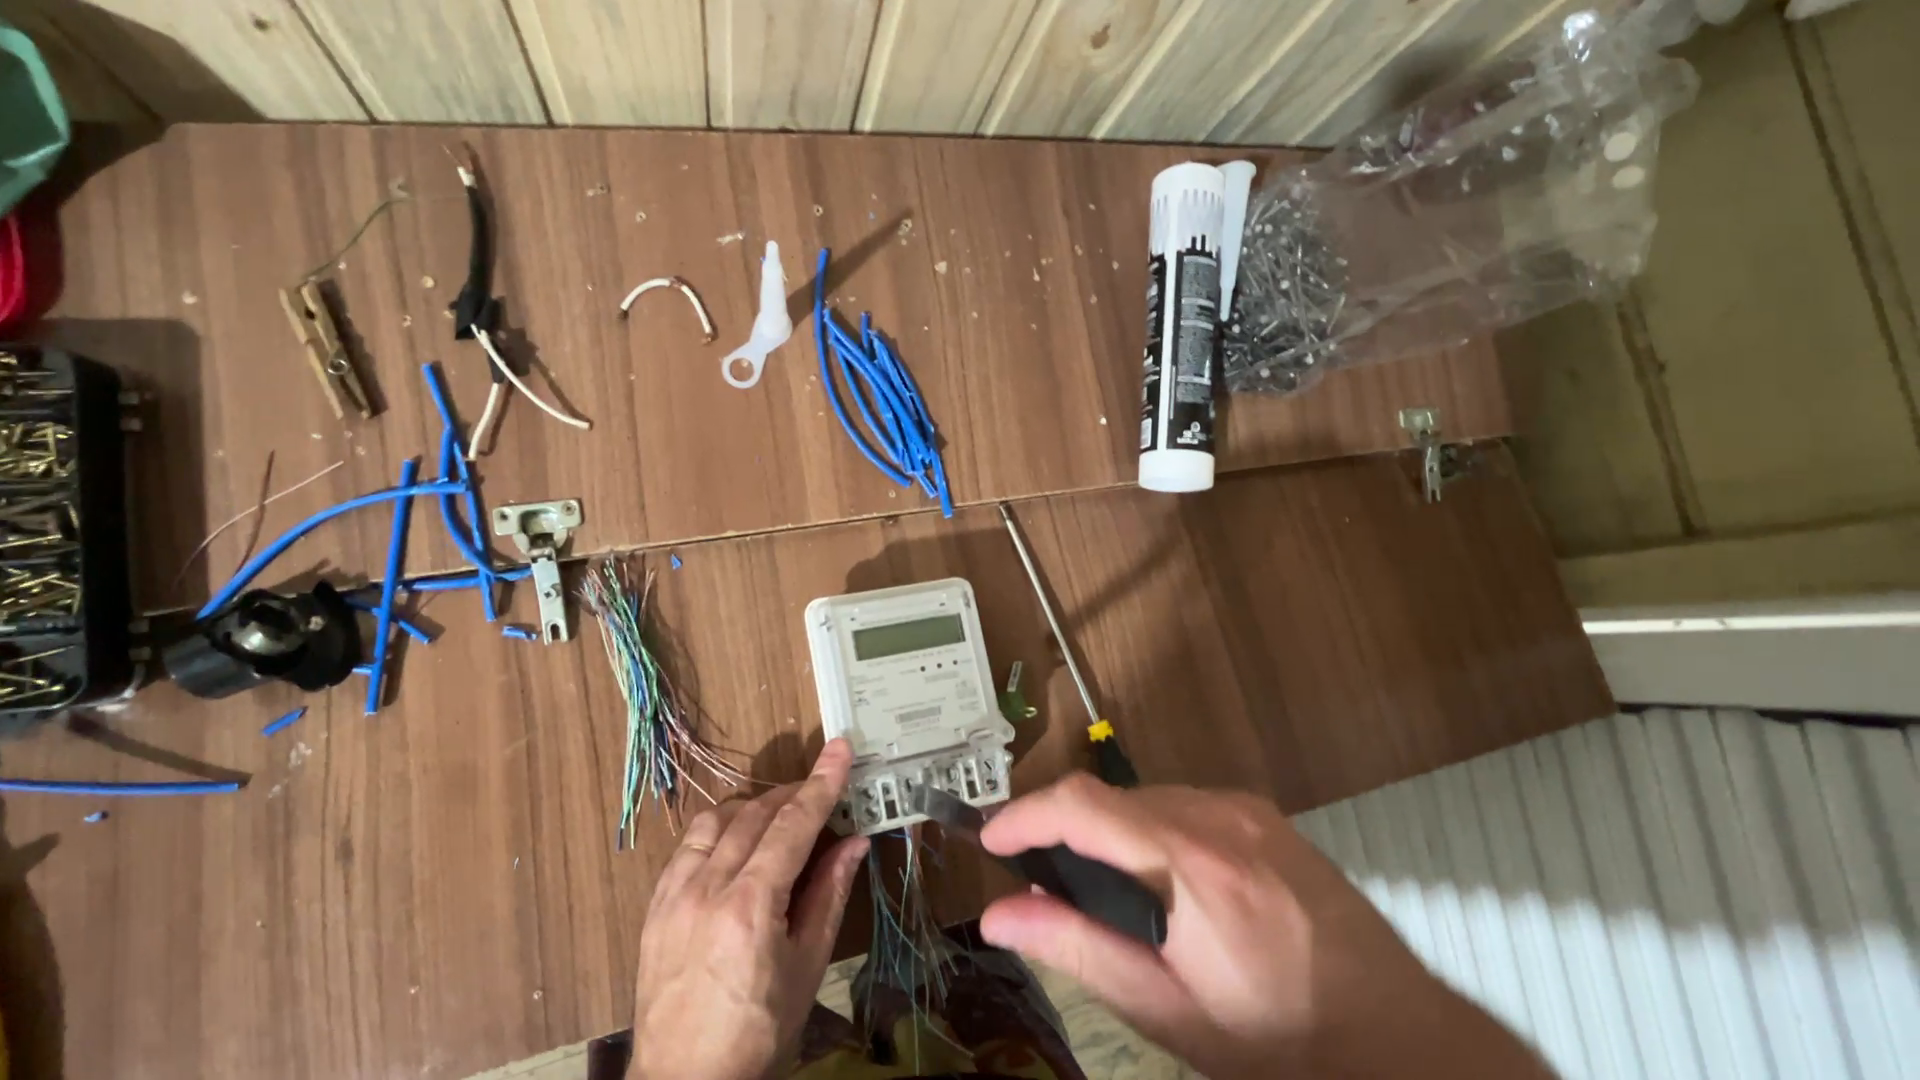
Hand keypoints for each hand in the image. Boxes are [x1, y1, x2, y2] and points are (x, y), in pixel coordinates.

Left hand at [629, 739, 869, 1079]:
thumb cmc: (758, 1033)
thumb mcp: (806, 968)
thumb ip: (827, 896)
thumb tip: (853, 843)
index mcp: (750, 905)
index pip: (793, 824)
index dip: (821, 783)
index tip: (839, 748)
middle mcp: (706, 888)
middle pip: (754, 815)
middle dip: (792, 793)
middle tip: (821, 790)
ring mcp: (673, 895)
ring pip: (715, 821)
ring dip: (752, 807)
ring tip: (780, 814)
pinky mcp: (654, 908)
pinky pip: (686, 847)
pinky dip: (717, 830)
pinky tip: (734, 841)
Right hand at [979, 775, 1551, 1078]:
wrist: (1395, 1038)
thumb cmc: (1272, 1036)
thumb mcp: (1163, 1006)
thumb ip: (1076, 948)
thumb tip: (998, 914)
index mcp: (1192, 859)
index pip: (1083, 804)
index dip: (1024, 814)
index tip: (988, 840)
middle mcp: (1221, 813)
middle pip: (1112, 796)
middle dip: (1064, 827)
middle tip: (1041, 877)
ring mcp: (1251, 809)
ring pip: (1148, 796)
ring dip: (1109, 828)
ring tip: (1100, 886)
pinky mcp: (1269, 817)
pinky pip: (1187, 803)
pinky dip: (1152, 828)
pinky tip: (1160, 880)